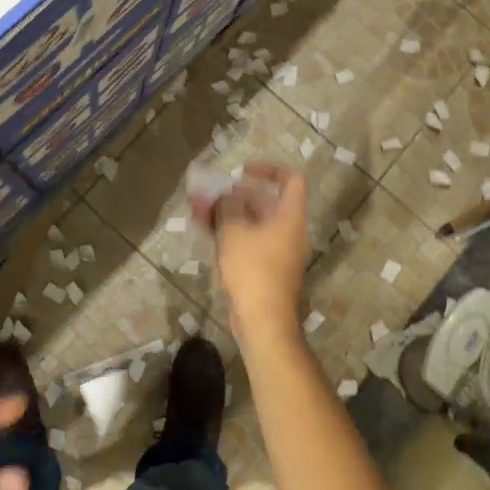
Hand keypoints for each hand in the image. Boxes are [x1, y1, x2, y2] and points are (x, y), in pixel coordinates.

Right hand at [193, 161, 309, 334]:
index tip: (242, 172)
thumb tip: (226, 196)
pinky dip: (230, 233)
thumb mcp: (234, 231)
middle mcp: (289, 230)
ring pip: (253, 222)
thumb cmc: (253, 269)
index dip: (268, 169)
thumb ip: (227, 206)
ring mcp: (278, 250)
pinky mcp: (266, 268)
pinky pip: (249, 240)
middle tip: (208, 194)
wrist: (263, 320)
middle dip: (234, 195)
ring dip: (227, 214)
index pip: (291, 179)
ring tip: (198, 212)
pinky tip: (206, 232)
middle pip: (265, 201)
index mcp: (290, 217)